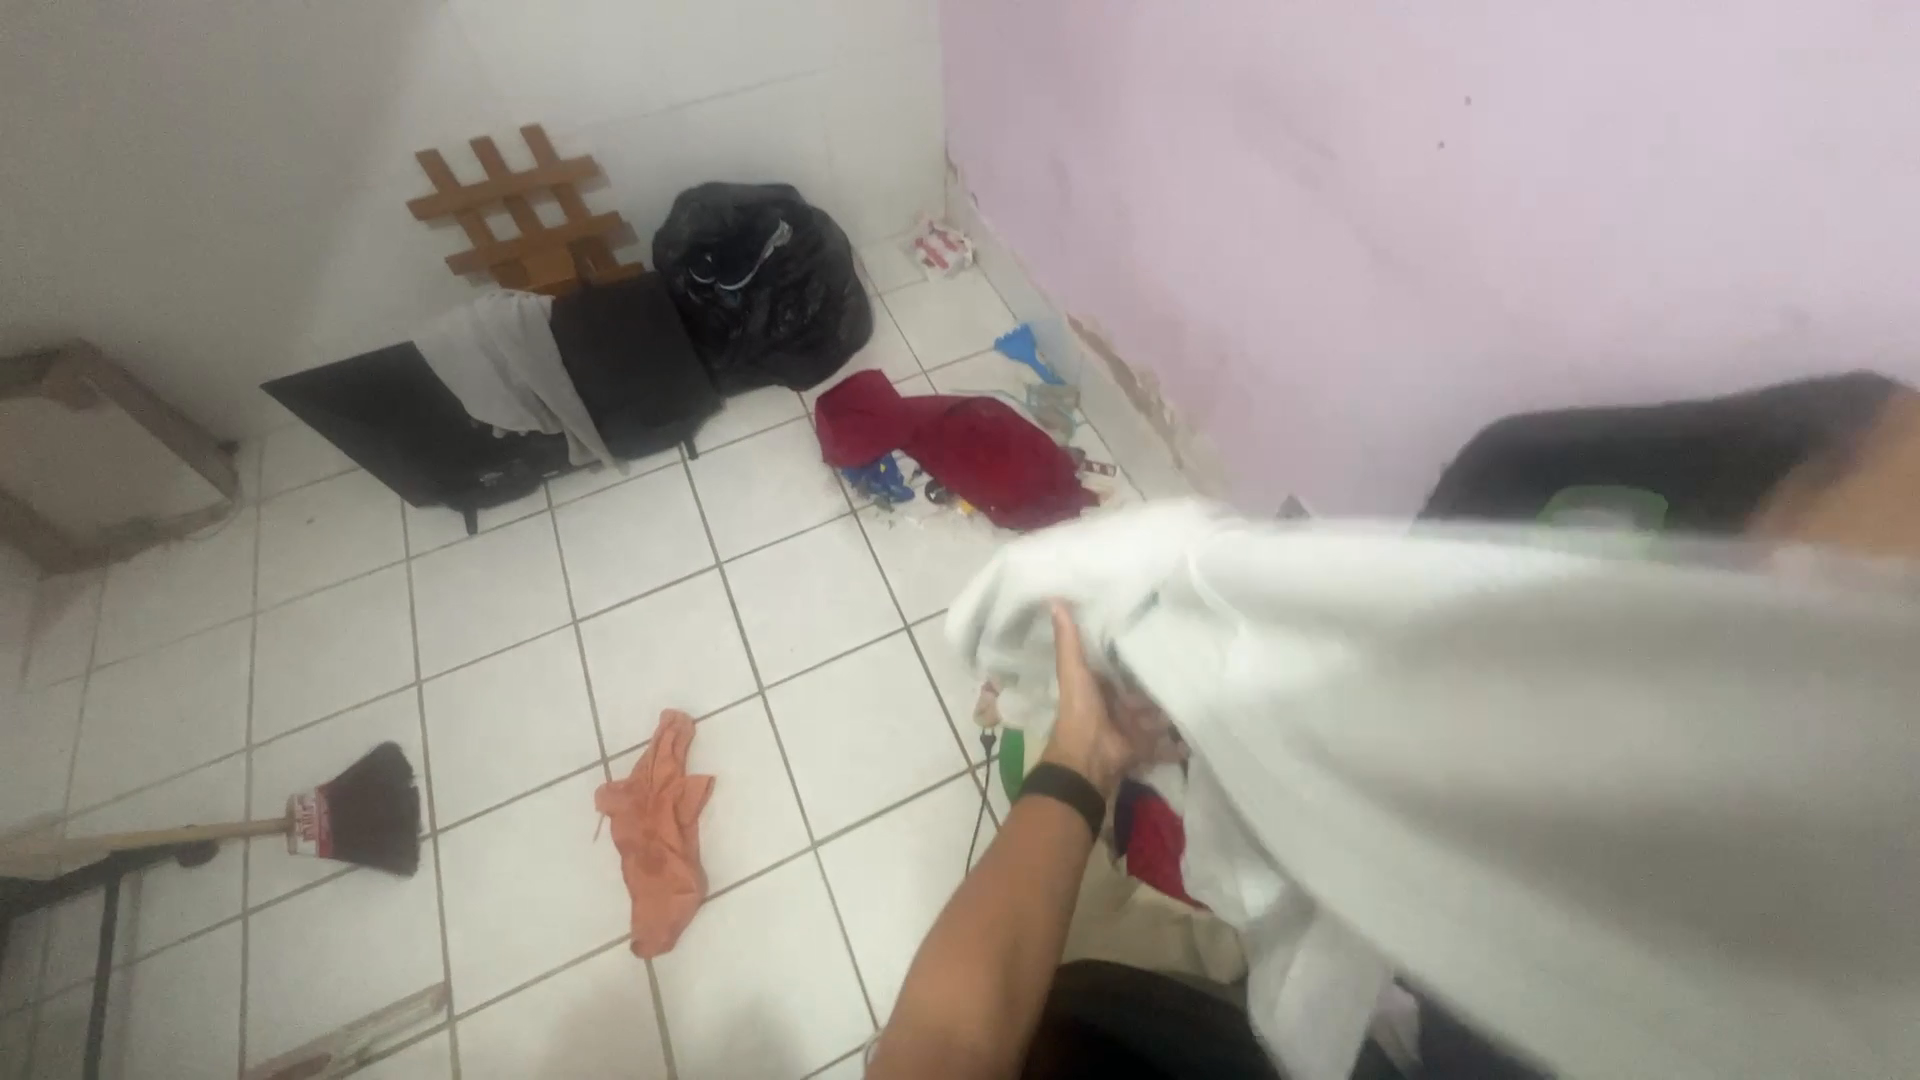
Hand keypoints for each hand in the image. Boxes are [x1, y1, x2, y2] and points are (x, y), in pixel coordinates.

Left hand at [1041, 601, 1184, 799]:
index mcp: (1098, 685)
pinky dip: (1179, 744)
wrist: (1087, 759)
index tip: (1156, 631)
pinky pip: (1165, 746)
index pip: (1117, 664)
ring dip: (1172, 711)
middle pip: (1141, 692)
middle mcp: (1115, 705)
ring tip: (1204, 692)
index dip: (1132, 651)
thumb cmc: (1080, 709)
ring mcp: (1130, 728)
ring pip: (1156, 718)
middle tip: (1191, 663)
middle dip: (1160, 683)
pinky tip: (1200, 733)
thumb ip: (1069, 640)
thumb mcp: (1074, 670)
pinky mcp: (1143, 748)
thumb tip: (1054, 601)